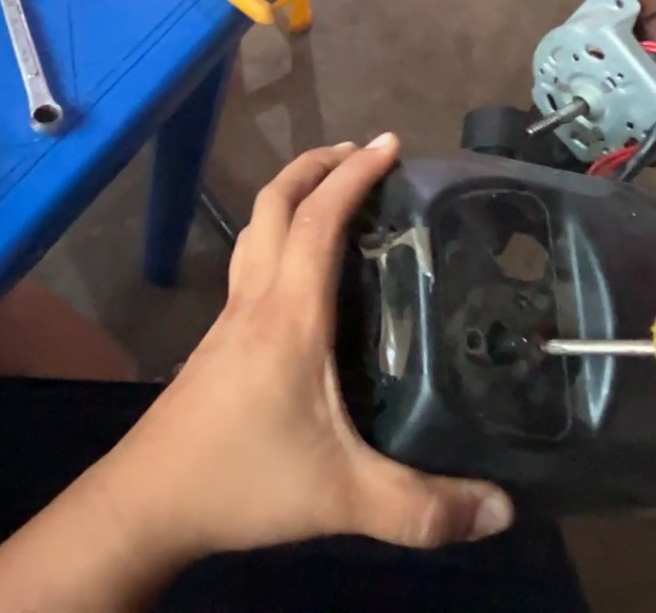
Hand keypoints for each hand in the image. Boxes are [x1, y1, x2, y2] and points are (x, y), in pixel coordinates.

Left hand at [91, 134, 513, 558]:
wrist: (149, 498)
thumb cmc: (242, 480)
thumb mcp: (342, 498)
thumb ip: (424, 510)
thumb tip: (506, 511)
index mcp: (289, 315)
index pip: (319, 220)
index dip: (355, 175)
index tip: (391, 144)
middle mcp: (256, 298)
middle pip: (275, 203)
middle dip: (316, 165)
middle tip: (360, 154)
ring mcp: (231, 314)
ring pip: (255, 228)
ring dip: (291, 194)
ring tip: (331, 192)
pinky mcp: (219, 336)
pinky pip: (250, 260)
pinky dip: (278, 235)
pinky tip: (300, 270)